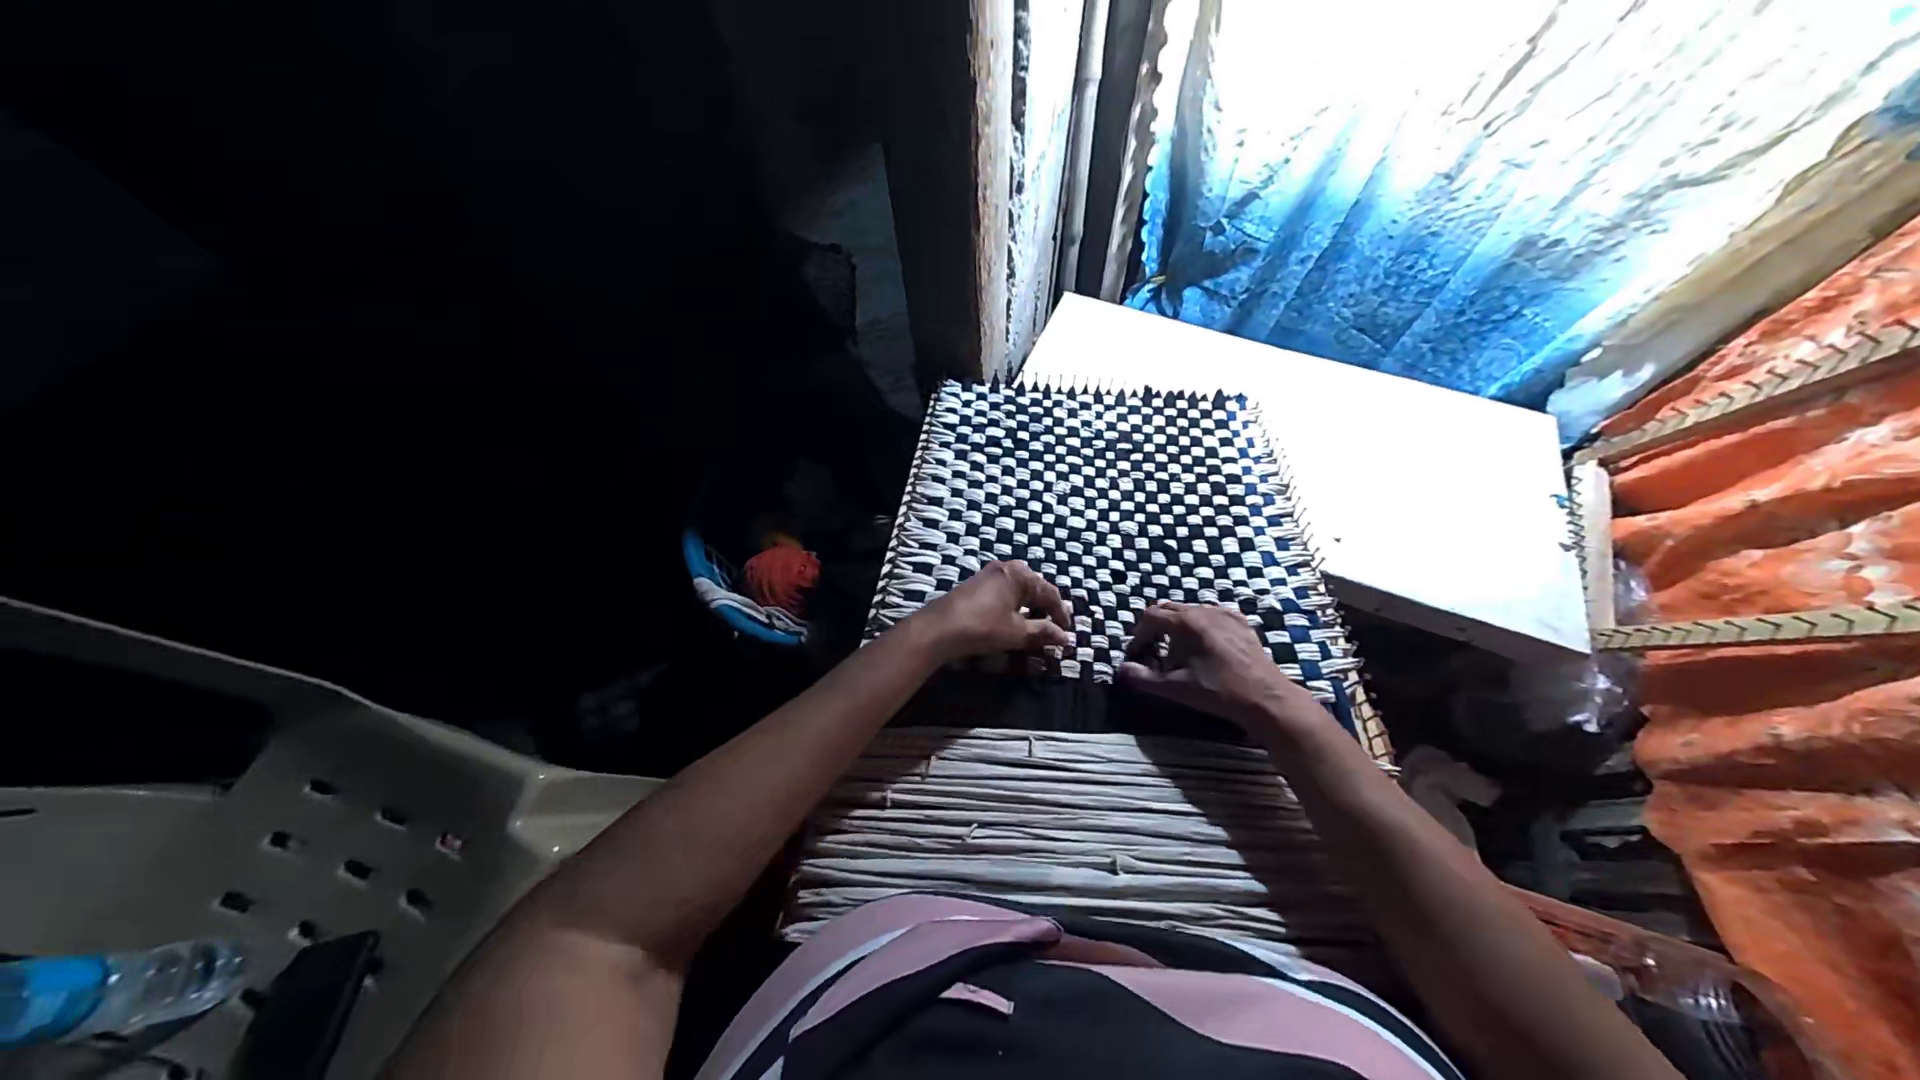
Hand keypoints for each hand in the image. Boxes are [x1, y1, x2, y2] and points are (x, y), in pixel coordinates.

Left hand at [908, 560, 1073, 662]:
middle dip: (1046, 608)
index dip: (1061, 614)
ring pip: (1018, 590)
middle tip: (1053, 629)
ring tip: (1035, 627)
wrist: (938, 629)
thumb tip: (1064, 637)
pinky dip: (1014, 606)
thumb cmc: (982, 627)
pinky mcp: (976, 585)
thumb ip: (1043, 632)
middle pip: (1035, 587)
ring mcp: (988, 575)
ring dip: (1030, 608)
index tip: (1067, 633)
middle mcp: (1005, 569)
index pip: (1050, 593)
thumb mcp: (1016, 633)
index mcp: (1018, 575)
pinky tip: (1013, 621)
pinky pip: (1004, 592)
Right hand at [1117, 601, 1331, 734]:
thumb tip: (1122, 670)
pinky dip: (1200, 626)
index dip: (1139, 635)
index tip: (1139, 655)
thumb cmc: (1218, 692)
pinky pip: (1211, 615)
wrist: (1265, 698)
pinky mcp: (1240, 622)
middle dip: (1156, 629)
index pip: (1150, 616)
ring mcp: (1225, 614)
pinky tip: (1205, 647)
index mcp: (1185, 622)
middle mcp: (1204, 610)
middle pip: (1169, 609)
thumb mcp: (1175, 688)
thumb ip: (1144, 678)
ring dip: (1177, 627)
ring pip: (1190, 611)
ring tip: (1179, 653)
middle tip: (1154, 652)